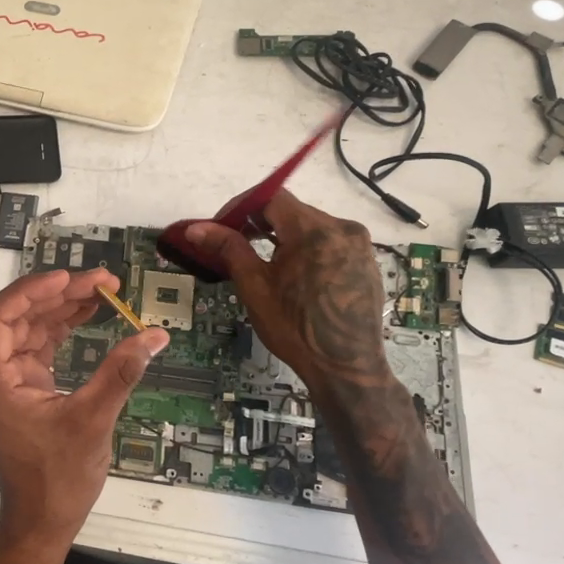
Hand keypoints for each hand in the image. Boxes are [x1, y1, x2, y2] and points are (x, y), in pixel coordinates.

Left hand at [0, 270, 168, 547]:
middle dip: (56, 294)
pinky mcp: (23, 390)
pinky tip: (88, 317)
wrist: (42, 521)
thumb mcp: (92, 422)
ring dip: (61, 310)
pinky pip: (38, 349)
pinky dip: (60, 331)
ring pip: (29, 330)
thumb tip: (155, 335)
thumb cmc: (57, 478)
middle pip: (17, 317)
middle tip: (103, 282)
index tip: (69, 278)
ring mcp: (6, 382)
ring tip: (104, 293)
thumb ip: (120, 374)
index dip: (31, 291)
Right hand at [181, 190, 388, 394]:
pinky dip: (305, 249)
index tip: (222, 227)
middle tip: (235, 245)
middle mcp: (343, 228)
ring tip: (262, 262)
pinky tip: (292, 274)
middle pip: (292, 211)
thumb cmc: (295, 327)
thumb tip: (196, 228)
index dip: (241, 206)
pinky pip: (329, 243)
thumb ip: (228, 248)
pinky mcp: (366, 262)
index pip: (272, 197)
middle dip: (259, 223)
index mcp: (314, 230)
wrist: (345, 366)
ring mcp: (360, 245)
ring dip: (282, 236)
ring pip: (310, 226)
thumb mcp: (254, 285)